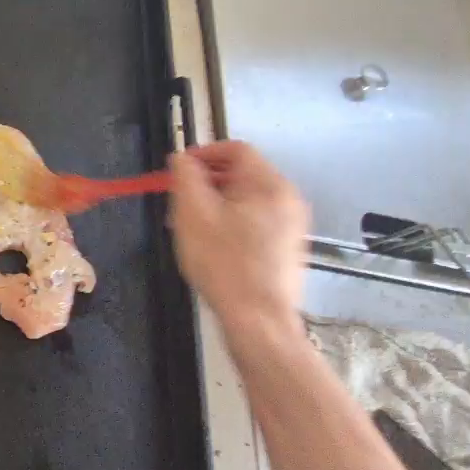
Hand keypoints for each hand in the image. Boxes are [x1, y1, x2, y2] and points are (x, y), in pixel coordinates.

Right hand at [167, 141, 309, 344]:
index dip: (202, 153)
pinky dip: (231, 222)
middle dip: (206, 182)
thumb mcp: (193, 213)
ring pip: (246, 198)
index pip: (235, 149)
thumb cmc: (224, 264)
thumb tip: (182, 159)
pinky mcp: (287, 247)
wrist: (258, 321)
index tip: (177, 170)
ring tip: (191, 226)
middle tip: (179, 201)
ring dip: (215, 203)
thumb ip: (185, 176)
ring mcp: (292, 225)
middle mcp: (288, 200)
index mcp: (270, 185)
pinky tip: (212, 245)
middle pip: (241, 173)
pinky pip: (255, 220)